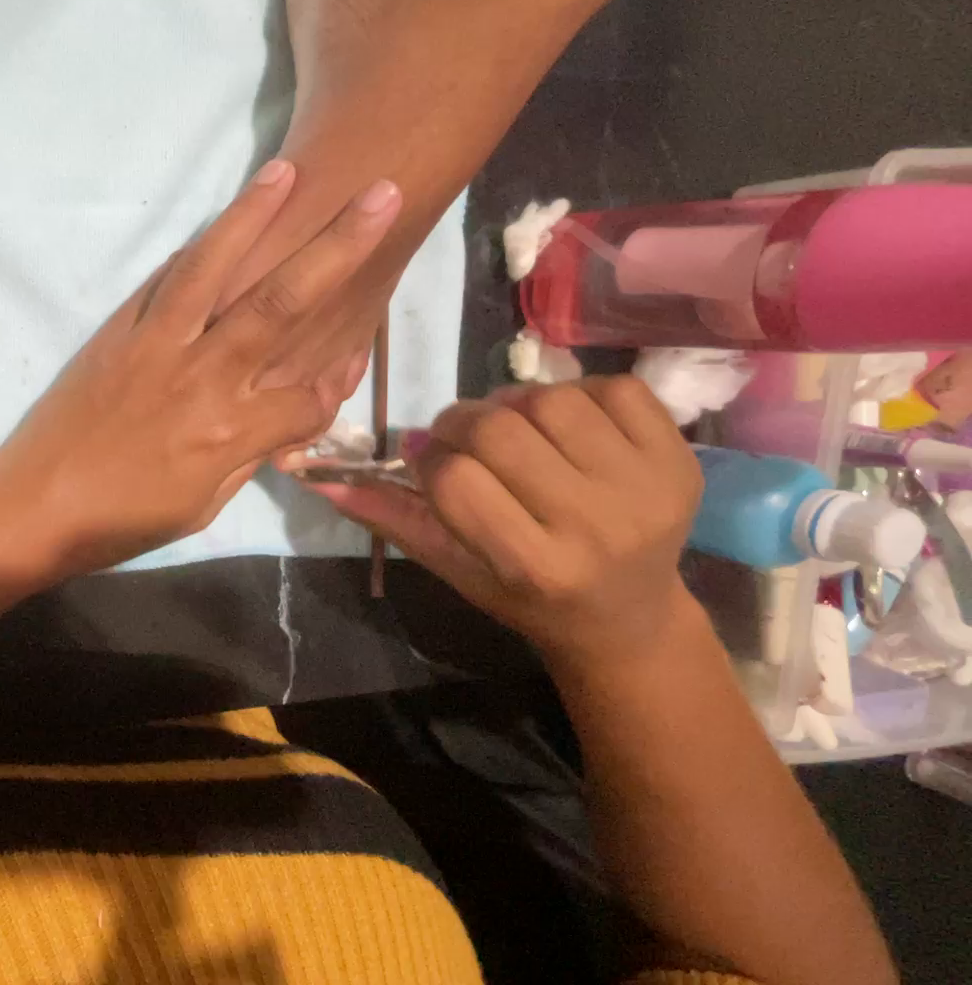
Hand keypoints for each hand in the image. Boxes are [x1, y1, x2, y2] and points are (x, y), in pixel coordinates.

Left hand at [0, 162, 403, 574]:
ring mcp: (155, 345)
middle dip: (338, 247)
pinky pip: (157, 284)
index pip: (307, 395)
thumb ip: (243, 459)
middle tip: (381, 192)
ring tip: (286, 171)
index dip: (332, 386)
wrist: (34, 505)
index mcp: (230, 432)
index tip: (338, 374)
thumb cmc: (120, 522)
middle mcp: (203, 376)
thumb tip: (275, 429)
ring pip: (211, 271)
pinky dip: (189, 252)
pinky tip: (212, 226)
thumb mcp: (199, 507)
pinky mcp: (115, 332)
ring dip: (251, 216)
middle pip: (282, 302)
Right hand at [296, 377, 705, 667]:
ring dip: (514, 404)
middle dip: (460, 421)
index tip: (425, 461)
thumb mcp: (452, 569)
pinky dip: (576, 393)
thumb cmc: (524, 597)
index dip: (426, 459)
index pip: (455, 481)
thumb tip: (321, 480)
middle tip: (458, 436)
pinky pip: (615, 388)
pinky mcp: (682, 460)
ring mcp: (649, 489)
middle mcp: (598, 526)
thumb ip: (392, 520)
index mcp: (534, 565)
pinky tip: (564, 424)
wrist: (627, 615)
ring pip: (552, 400)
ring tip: (511, 429)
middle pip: (501, 430)